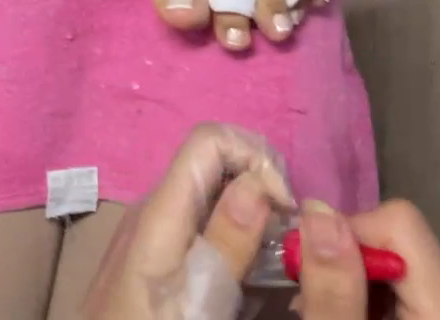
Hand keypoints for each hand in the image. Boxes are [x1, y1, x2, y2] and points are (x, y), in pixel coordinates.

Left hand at [82, 124, 295, 319]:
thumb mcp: (197, 301)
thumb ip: (228, 240)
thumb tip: (259, 181)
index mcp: (162, 208)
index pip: (210, 138)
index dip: (256, 158)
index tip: (285, 213)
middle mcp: (154, 207)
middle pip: (213, 162)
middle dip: (260, 186)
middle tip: (289, 241)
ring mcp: (150, 232)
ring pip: (209, 195)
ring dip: (250, 213)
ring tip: (278, 262)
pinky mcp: (152, 258)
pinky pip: (199, 224)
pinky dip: (232, 235)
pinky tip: (249, 278)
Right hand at [294, 200, 439, 319]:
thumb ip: (334, 291)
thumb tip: (315, 210)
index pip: (400, 222)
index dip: (346, 234)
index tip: (310, 270)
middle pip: (405, 242)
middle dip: (352, 262)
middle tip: (319, 302)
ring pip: (412, 265)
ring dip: (365, 282)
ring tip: (341, 312)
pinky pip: (425, 289)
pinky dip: (386, 300)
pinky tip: (367, 319)